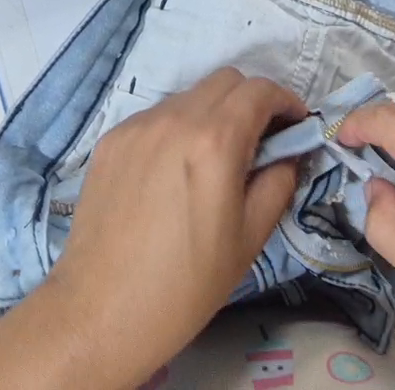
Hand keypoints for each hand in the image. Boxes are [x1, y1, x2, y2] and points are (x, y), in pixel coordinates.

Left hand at [43, 68, 306, 387]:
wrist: (99, 313)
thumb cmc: (185, 285)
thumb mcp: (249, 238)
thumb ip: (278, 182)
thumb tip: (287, 153)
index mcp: (214, 141)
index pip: (260, 90)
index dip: (286, 102)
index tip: (295, 126)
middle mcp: (174, 119)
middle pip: (226, 81)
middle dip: (252, 101)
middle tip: (260, 141)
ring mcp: (137, 126)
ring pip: (189, 96)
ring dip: (213, 113)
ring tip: (213, 161)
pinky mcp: (111, 140)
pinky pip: (156, 117)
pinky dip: (177, 129)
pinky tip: (173, 173)